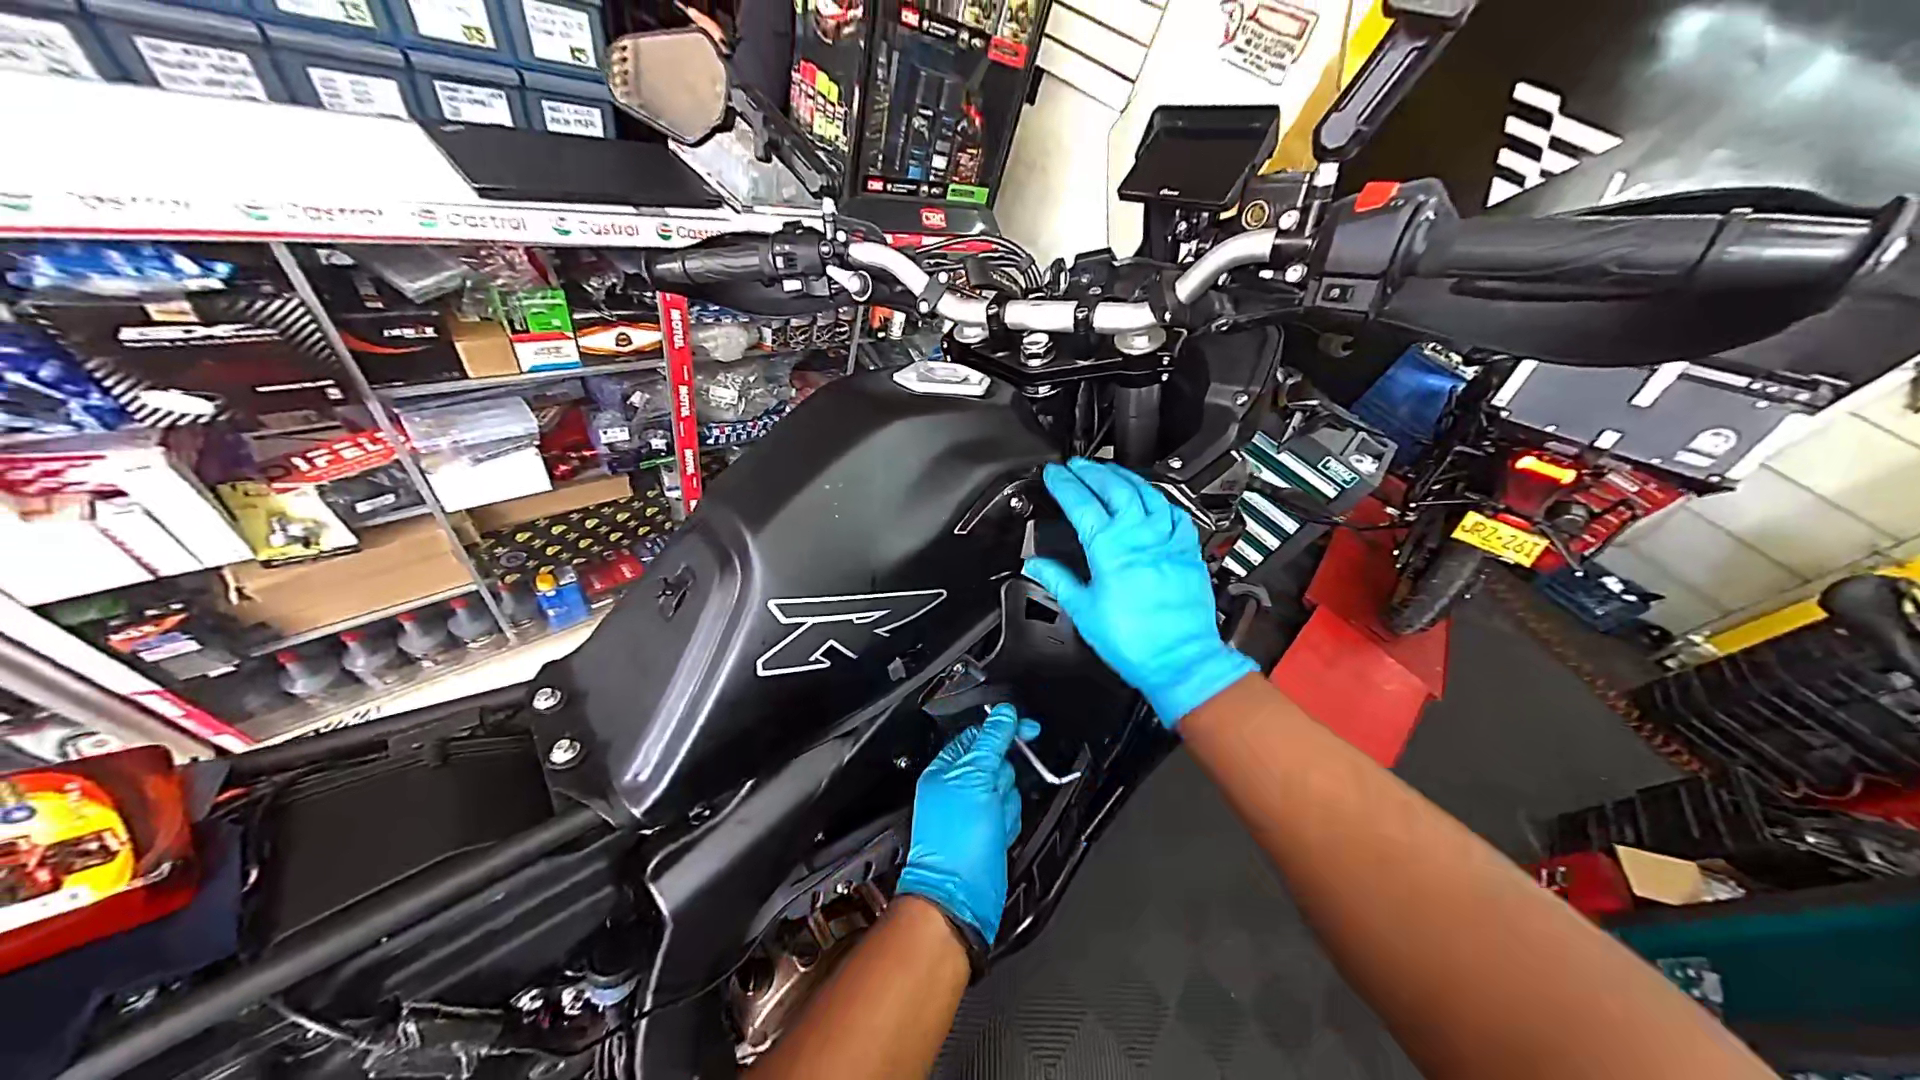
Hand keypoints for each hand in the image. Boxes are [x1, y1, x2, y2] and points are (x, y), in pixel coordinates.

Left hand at [896, 704, 1038, 944]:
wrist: (959, 897)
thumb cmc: (954, 842)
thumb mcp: (974, 778)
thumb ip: (990, 741)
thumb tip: (1004, 715)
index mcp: (945, 768)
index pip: (979, 734)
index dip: (1003, 729)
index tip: (1026, 728)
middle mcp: (958, 787)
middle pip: (998, 761)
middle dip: (1003, 776)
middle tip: (994, 792)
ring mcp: (975, 812)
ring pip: (1008, 789)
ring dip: (1007, 802)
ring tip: (993, 821)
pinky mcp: (990, 833)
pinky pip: (1011, 814)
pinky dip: (1010, 822)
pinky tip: (998, 834)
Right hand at [1024, 458, 1256, 726]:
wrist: (1180, 659)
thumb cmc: (1136, 641)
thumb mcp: (1084, 611)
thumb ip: (1058, 580)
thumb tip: (1036, 565)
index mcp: (1109, 549)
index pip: (1080, 502)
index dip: (1063, 484)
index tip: (1052, 474)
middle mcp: (1139, 536)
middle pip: (1113, 487)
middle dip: (1090, 471)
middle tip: (1075, 465)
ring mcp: (1166, 539)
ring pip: (1145, 492)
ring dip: (1123, 476)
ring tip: (1108, 470)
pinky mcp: (1187, 549)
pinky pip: (1173, 510)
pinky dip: (1158, 497)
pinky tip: (1151, 496)